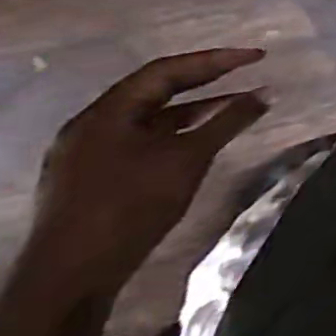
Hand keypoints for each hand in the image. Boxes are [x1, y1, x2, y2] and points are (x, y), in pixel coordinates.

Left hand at [24, 48, 268, 295]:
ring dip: (194, 106)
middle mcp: (91, 126)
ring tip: (236, 102)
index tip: (257, 56)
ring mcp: (87, 153)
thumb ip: (228, 121)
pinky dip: (177, 130)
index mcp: (105, 114)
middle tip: (248, 68)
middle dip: (205, 78)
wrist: (69, 279)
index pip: (166, 70)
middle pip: (155, 89)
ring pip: (149, 116)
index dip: (216, 60)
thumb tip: (265, 92)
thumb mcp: (188, 158)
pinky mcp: (92, 176)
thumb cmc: (129, 207)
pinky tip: (202, 136)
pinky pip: (142, 138)